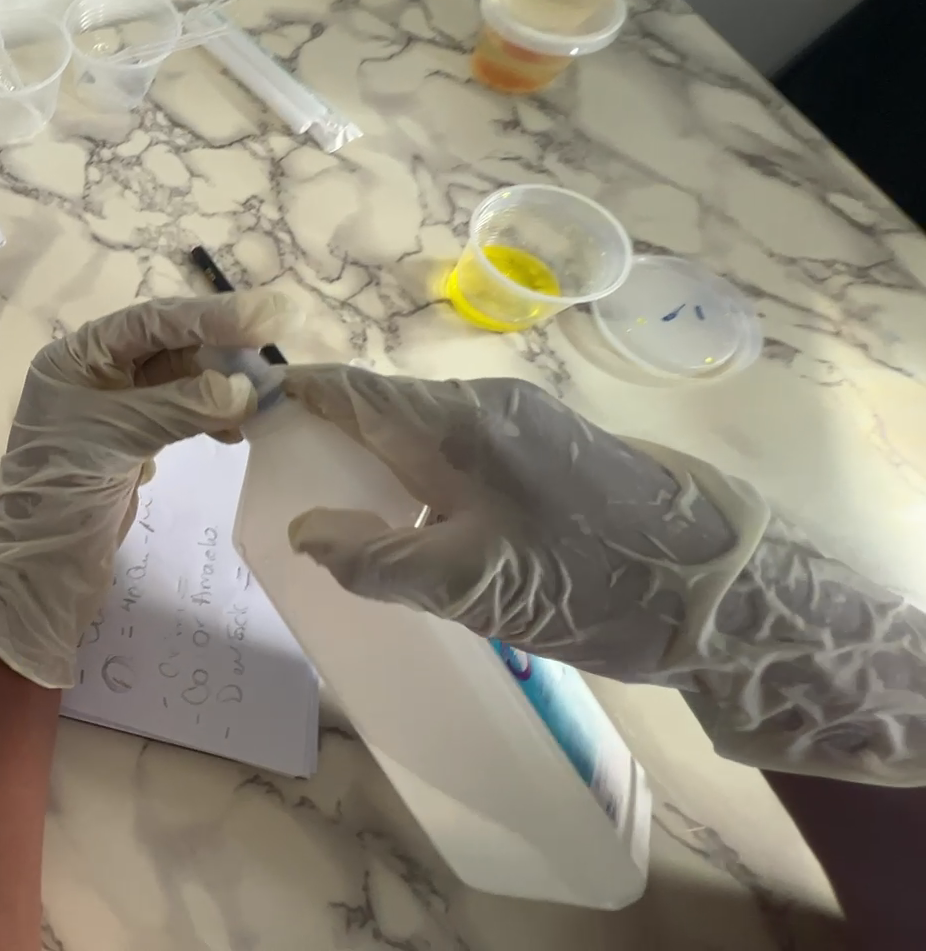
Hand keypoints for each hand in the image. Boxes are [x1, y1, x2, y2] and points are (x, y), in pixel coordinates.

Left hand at [0, 291, 289, 688]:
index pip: (149, 323)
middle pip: (166, 347)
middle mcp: (94, 374)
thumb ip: (181, 406)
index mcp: (76, 358)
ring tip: (260, 400)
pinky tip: (235, 431)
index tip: (269, 315)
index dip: (210, 315)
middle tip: (273, 351)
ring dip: (219, 388)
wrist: (43, 563)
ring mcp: (112, 408)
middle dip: (219, 349)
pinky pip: (177, 415)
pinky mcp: (129, 441)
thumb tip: (244, 390)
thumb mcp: (118, 436)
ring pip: (177, 382)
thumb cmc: (62, 489)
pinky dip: (207, 418)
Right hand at [280, 364, 762, 680]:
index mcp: (453, 422)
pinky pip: (447, 443)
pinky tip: (411, 516)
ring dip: (368, 458)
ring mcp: (515, 419)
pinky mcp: (539, 443)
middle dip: (322, 434)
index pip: (345, 387)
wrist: (738, 596)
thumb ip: (367, 558)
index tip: (245, 418)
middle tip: (287, 481)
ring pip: (411, 426)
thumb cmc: (588, 581)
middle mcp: (479, 403)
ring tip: (342, 508)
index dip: (289, 395)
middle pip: (374, 404)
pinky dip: (410, 470)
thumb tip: (302, 531)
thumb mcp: (464, 584)